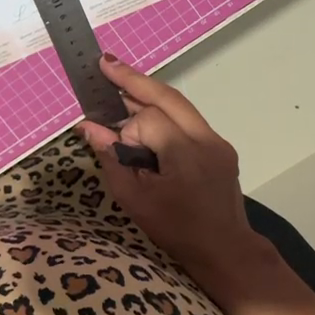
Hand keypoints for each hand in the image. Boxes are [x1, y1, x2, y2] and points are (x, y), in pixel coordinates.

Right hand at [77, 56, 266, 280]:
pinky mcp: (219, 147)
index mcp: (186, 154)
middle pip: (167, 96)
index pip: (147, 119)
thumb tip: (89, 126)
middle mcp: (206, 140)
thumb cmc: (175, 230)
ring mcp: (217, 141)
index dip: (125, 129)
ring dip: (148, 94)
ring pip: (179, 104)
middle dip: (134, 79)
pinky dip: (162, 111)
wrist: (225, 251)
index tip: (112, 145)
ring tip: (119, 82)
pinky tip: (143, 113)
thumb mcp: (133, 199)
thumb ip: (112, 157)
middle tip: (105, 63)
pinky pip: (186, 119)